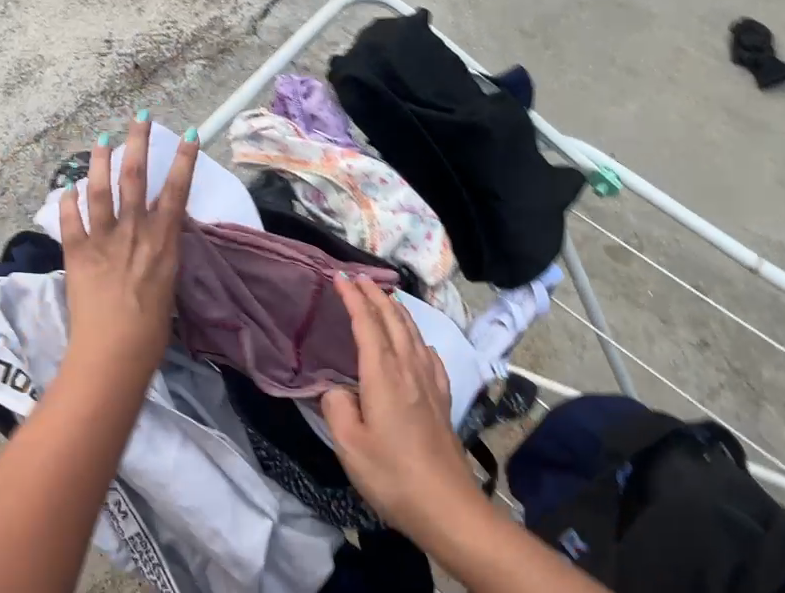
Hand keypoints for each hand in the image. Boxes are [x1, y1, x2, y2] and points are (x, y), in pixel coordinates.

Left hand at [57, 115, 197, 380]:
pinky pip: (70, 218)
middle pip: (136, 176)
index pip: (177, 188)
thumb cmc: (151, 330)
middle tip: (139, 117)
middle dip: (138, 142)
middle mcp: (134, 230)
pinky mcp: (76, 252)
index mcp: (163, 240)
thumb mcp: (168, 282)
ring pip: (100, 188)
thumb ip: (162, 251)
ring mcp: (103, 239)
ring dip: (100, 160)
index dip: (185, 158)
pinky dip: (67, 200)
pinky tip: (67, 187)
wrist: (114, 354)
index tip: (190, 132)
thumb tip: (159, 234)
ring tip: (101, 139)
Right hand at [322, 275, 482, 540]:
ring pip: (413, 333)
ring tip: (384, 299)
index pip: (367, 324)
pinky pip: (430, 355)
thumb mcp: (350, 446)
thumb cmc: (393, 476)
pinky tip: (419, 344)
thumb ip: (336, 408)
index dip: (353, 298)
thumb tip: (336, 389)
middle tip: (358, 277)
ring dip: (397, 311)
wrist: (448, 507)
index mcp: (384, 375)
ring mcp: (431, 384)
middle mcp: (409, 370)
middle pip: (393, 320)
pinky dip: (419, 338)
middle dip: (375, 295)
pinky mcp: (443, 400)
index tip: (339, 277)